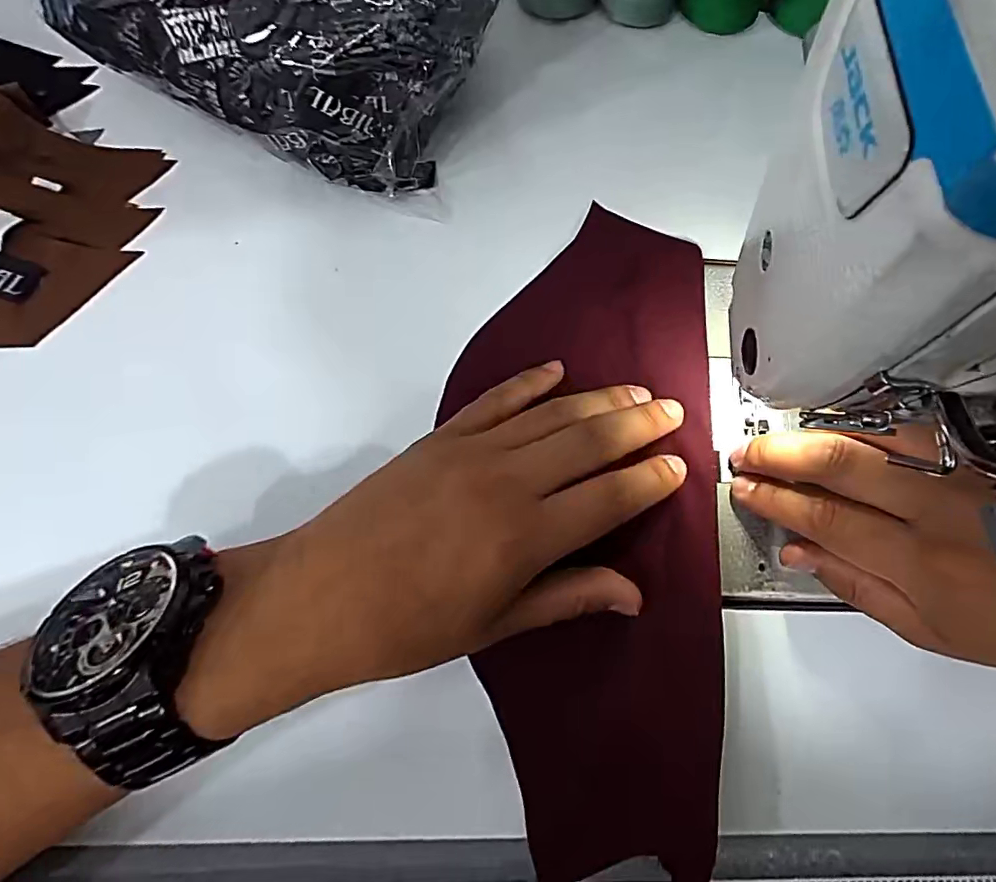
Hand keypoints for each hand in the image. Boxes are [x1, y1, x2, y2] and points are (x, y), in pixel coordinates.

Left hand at [179, 361, 687, 736]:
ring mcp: (474, 451)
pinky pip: (497, 400)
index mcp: (525, 536)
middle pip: (591, 440)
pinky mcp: (443, 437)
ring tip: (636, 393)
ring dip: (600, 400)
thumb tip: (632, 595)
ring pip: (553, 414)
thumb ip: (569, 596)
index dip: (650, 479)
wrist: (316, 597)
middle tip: (673, 412)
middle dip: (640, 425)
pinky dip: (530, 382)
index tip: (679, 466)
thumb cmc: (408, 625)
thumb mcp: (496, 623)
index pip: (609, 496)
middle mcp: (508, 483)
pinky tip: (557, 370)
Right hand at [729, 431, 995, 679]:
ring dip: (813, 433)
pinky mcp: (969, 455)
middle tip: (744, 453)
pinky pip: (901, 430)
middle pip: (840, 464)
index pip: (826, 518)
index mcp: (916, 562)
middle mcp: (931, 509)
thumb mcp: (922, 629)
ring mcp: (953, 473)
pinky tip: (830, 426)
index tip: (744, 487)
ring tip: (775, 439)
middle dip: (781, 455)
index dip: (776, 499)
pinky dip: (857, 425)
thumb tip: (797, 552)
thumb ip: (854, 584)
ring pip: (869, 436)